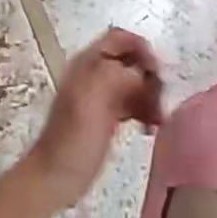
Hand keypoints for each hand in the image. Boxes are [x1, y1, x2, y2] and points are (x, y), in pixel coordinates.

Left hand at [24, 28, 162, 209]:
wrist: (55, 179)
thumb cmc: (73, 138)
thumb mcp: (93, 99)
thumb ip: (116, 75)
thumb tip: (143, 72)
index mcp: (88, 63)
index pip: (120, 38)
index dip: (141, 48)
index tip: (158, 72)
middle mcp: (95, 74)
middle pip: (131, 60)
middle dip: (150, 76)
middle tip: (161, 100)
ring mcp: (101, 96)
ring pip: (135, 82)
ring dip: (151, 95)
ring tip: (158, 118)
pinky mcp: (108, 117)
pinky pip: (133, 103)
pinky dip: (145, 110)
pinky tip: (151, 127)